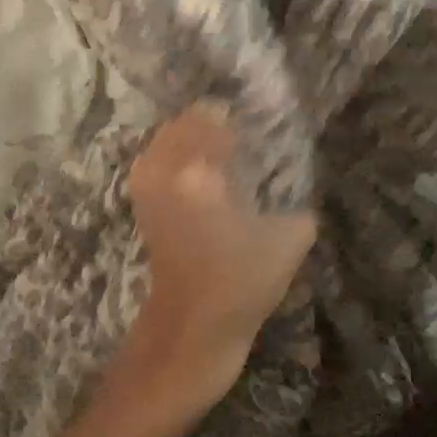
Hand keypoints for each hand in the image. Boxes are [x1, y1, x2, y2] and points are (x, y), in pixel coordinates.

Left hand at [127, 105, 317, 396]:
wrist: (192, 323)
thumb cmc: (243, 281)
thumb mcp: (288, 238)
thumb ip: (296, 196)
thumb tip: (297, 170)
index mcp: (197, 170)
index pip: (211, 114)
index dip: (236, 113)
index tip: (258, 117)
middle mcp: (163, 166)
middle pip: (186, 120)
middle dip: (213, 122)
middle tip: (241, 134)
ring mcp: (145, 180)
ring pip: (168, 135)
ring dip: (193, 136)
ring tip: (223, 151)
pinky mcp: (139, 196)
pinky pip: (158, 155)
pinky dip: (177, 153)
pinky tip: (203, 171)